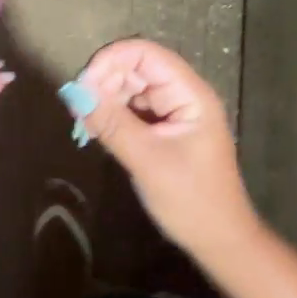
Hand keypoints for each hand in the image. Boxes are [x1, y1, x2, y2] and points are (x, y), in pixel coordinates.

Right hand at [78, 38, 258, 253]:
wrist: (221, 243)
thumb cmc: (192, 201)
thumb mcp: (147, 161)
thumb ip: (112, 123)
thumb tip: (75, 92)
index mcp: (190, 94)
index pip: (144, 53)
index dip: (110, 61)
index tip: (84, 86)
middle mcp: (182, 94)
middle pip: (135, 67)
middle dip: (104, 81)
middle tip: (80, 110)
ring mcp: (174, 111)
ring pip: (131, 86)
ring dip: (106, 98)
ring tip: (86, 124)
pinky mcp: (164, 128)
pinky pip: (133, 107)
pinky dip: (113, 114)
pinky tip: (98, 131)